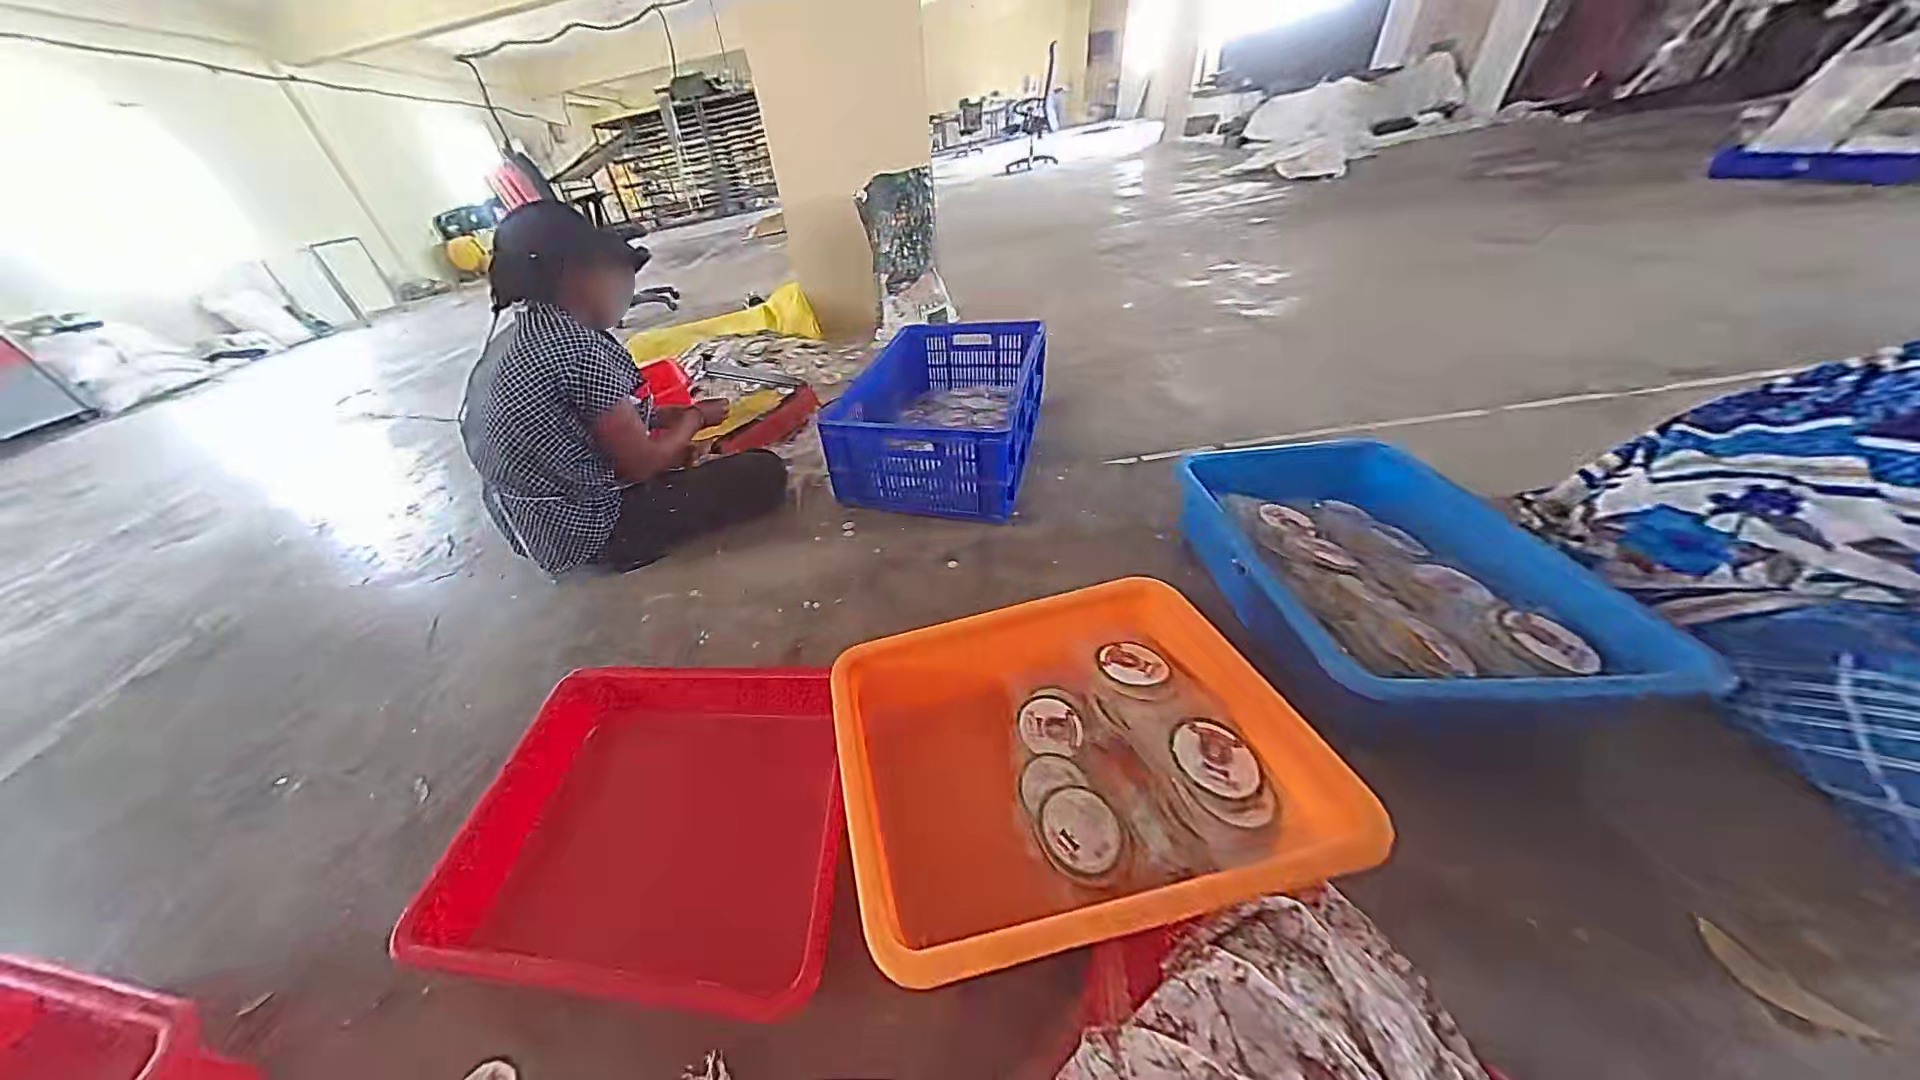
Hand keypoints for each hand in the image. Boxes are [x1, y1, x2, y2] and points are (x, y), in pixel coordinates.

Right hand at [693, 398, 730, 426]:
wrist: (696, 417)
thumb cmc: (699, 406)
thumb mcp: (706, 399)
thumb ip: (714, 401)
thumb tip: (714, 402)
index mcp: (723, 402)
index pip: (726, 401)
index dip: (721, 401)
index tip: (718, 402)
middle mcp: (725, 409)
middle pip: (727, 408)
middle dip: (723, 408)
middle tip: (716, 407)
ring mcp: (722, 417)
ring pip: (726, 415)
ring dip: (722, 414)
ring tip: (715, 413)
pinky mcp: (719, 423)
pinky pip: (721, 420)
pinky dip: (718, 419)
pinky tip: (712, 417)